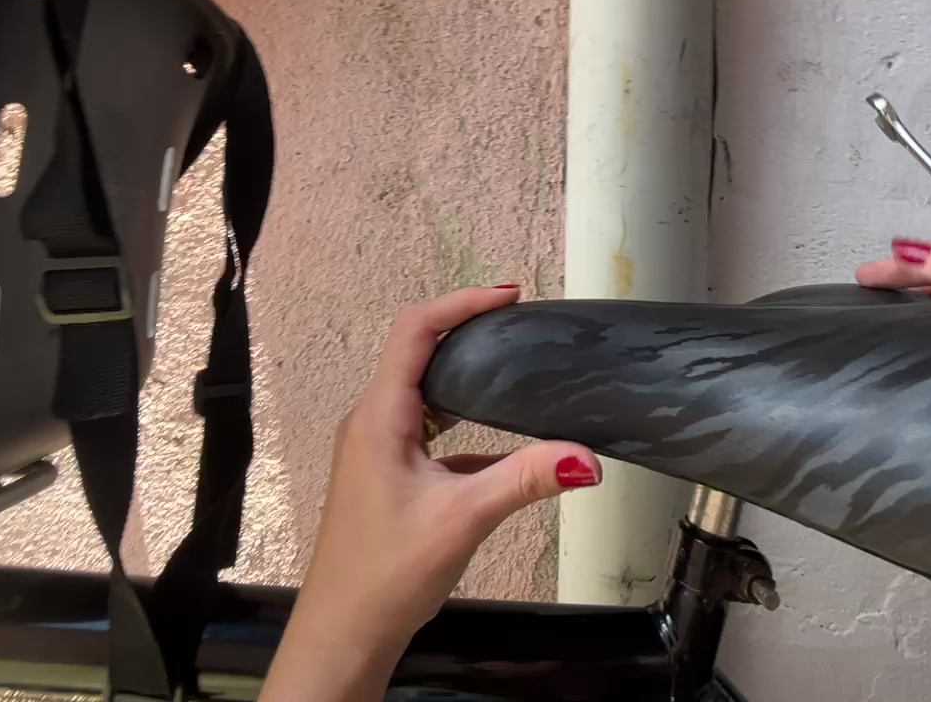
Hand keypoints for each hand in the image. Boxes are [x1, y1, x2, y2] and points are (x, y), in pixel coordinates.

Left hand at [261, 285, 601, 700]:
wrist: (342, 635)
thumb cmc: (387, 573)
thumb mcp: (463, 518)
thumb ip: (525, 480)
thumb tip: (587, 458)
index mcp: (380, 415)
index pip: (415, 330)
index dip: (460, 303)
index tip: (508, 295)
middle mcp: (373, 418)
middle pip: (417, 347)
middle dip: (465, 325)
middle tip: (516, 319)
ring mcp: (377, 442)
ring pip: (421, 382)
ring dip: (462, 364)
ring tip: (508, 355)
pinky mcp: (387, 465)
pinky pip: (425, 417)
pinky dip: (459, 405)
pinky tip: (495, 424)